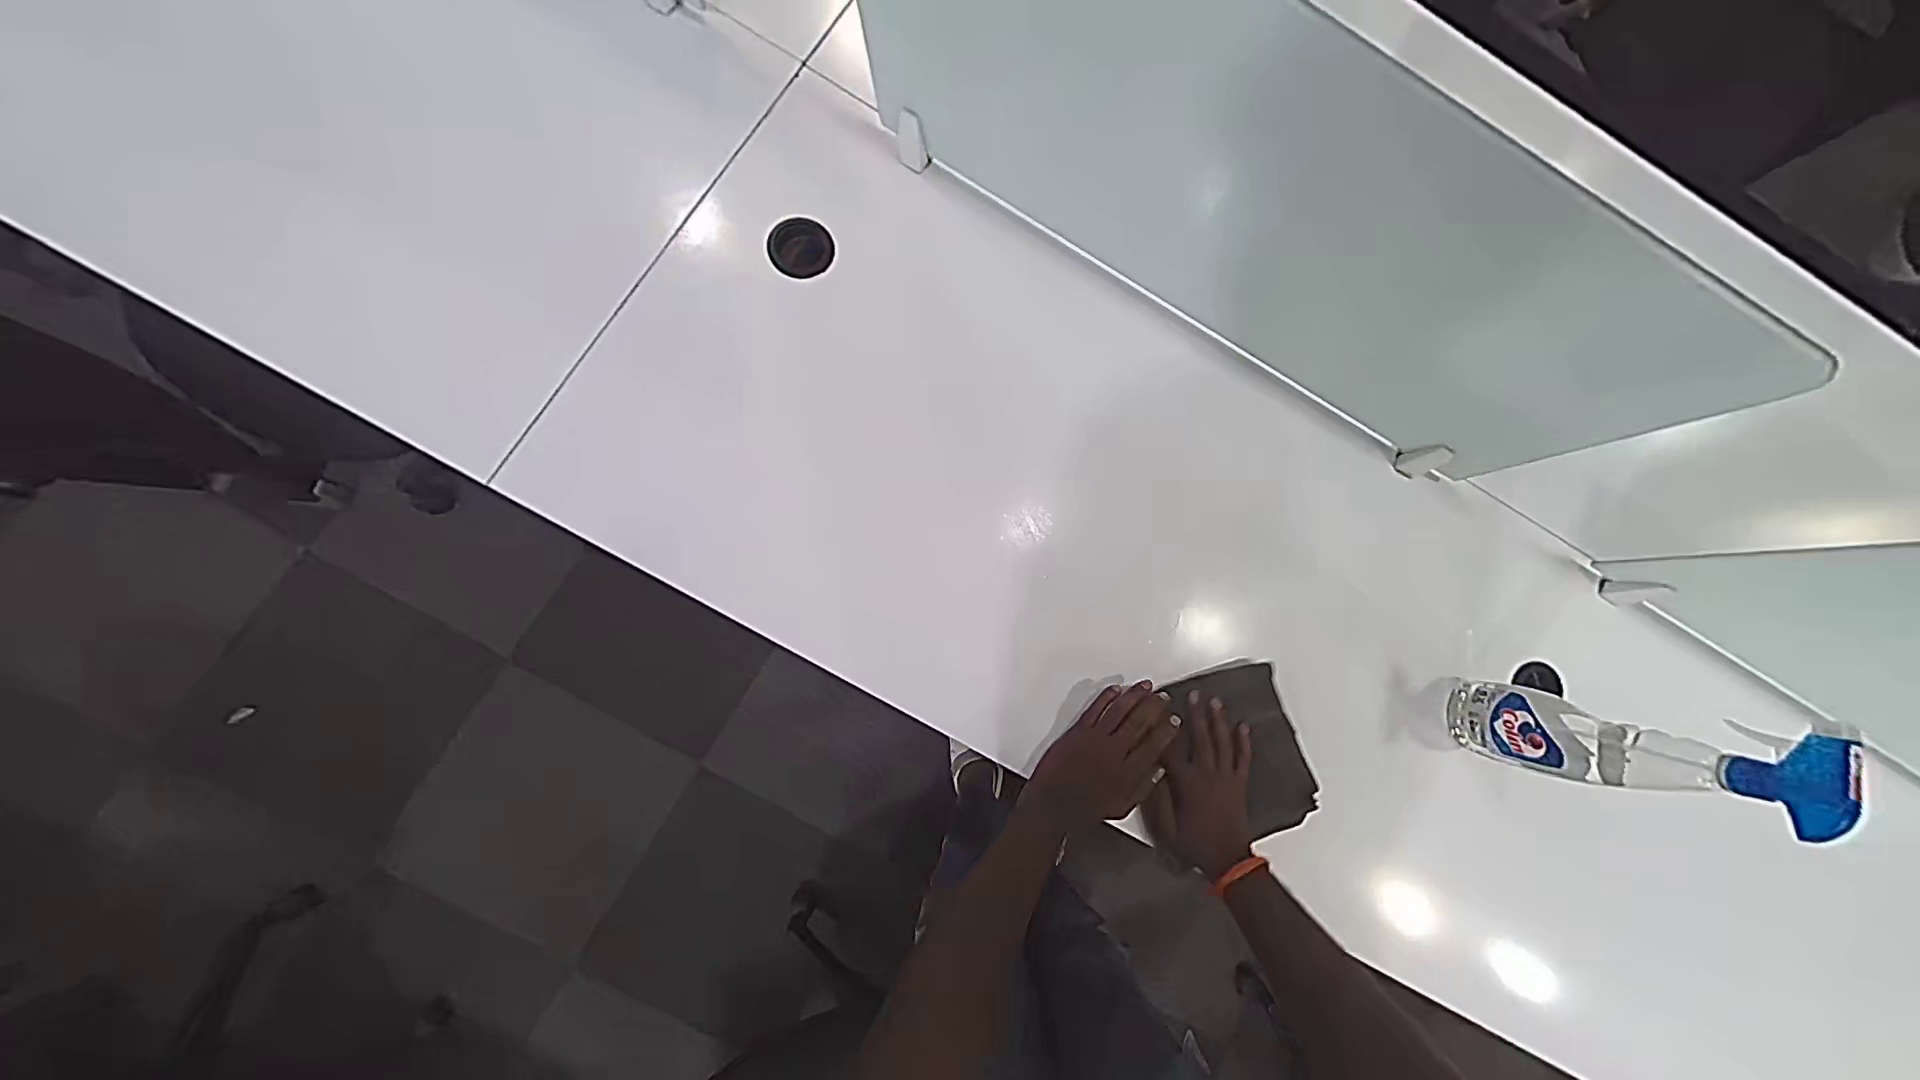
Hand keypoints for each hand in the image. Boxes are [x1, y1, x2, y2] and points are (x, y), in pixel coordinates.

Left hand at [1022, 682, 1182, 832]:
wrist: (1053, 804)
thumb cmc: (1084, 809)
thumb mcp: (1120, 806)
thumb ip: (1142, 789)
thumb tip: (1158, 772)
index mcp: (1128, 772)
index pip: (1154, 745)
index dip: (1166, 731)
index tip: (1175, 720)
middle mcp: (1115, 751)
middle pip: (1140, 722)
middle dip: (1154, 707)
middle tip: (1163, 697)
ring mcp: (1095, 739)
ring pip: (1119, 710)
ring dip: (1134, 696)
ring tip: (1145, 686)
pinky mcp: (1078, 731)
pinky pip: (1095, 709)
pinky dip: (1106, 697)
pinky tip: (1115, 689)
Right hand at [1145, 693, 1254, 878]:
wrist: (1228, 860)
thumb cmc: (1194, 844)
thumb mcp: (1166, 827)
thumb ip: (1156, 799)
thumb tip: (1151, 771)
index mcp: (1186, 783)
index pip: (1170, 749)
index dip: (1163, 729)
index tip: (1158, 711)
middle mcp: (1207, 774)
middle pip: (1200, 738)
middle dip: (1196, 714)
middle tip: (1193, 695)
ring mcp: (1226, 777)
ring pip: (1222, 742)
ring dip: (1218, 721)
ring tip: (1215, 702)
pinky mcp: (1240, 783)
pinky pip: (1243, 758)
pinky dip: (1244, 741)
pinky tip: (1243, 727)